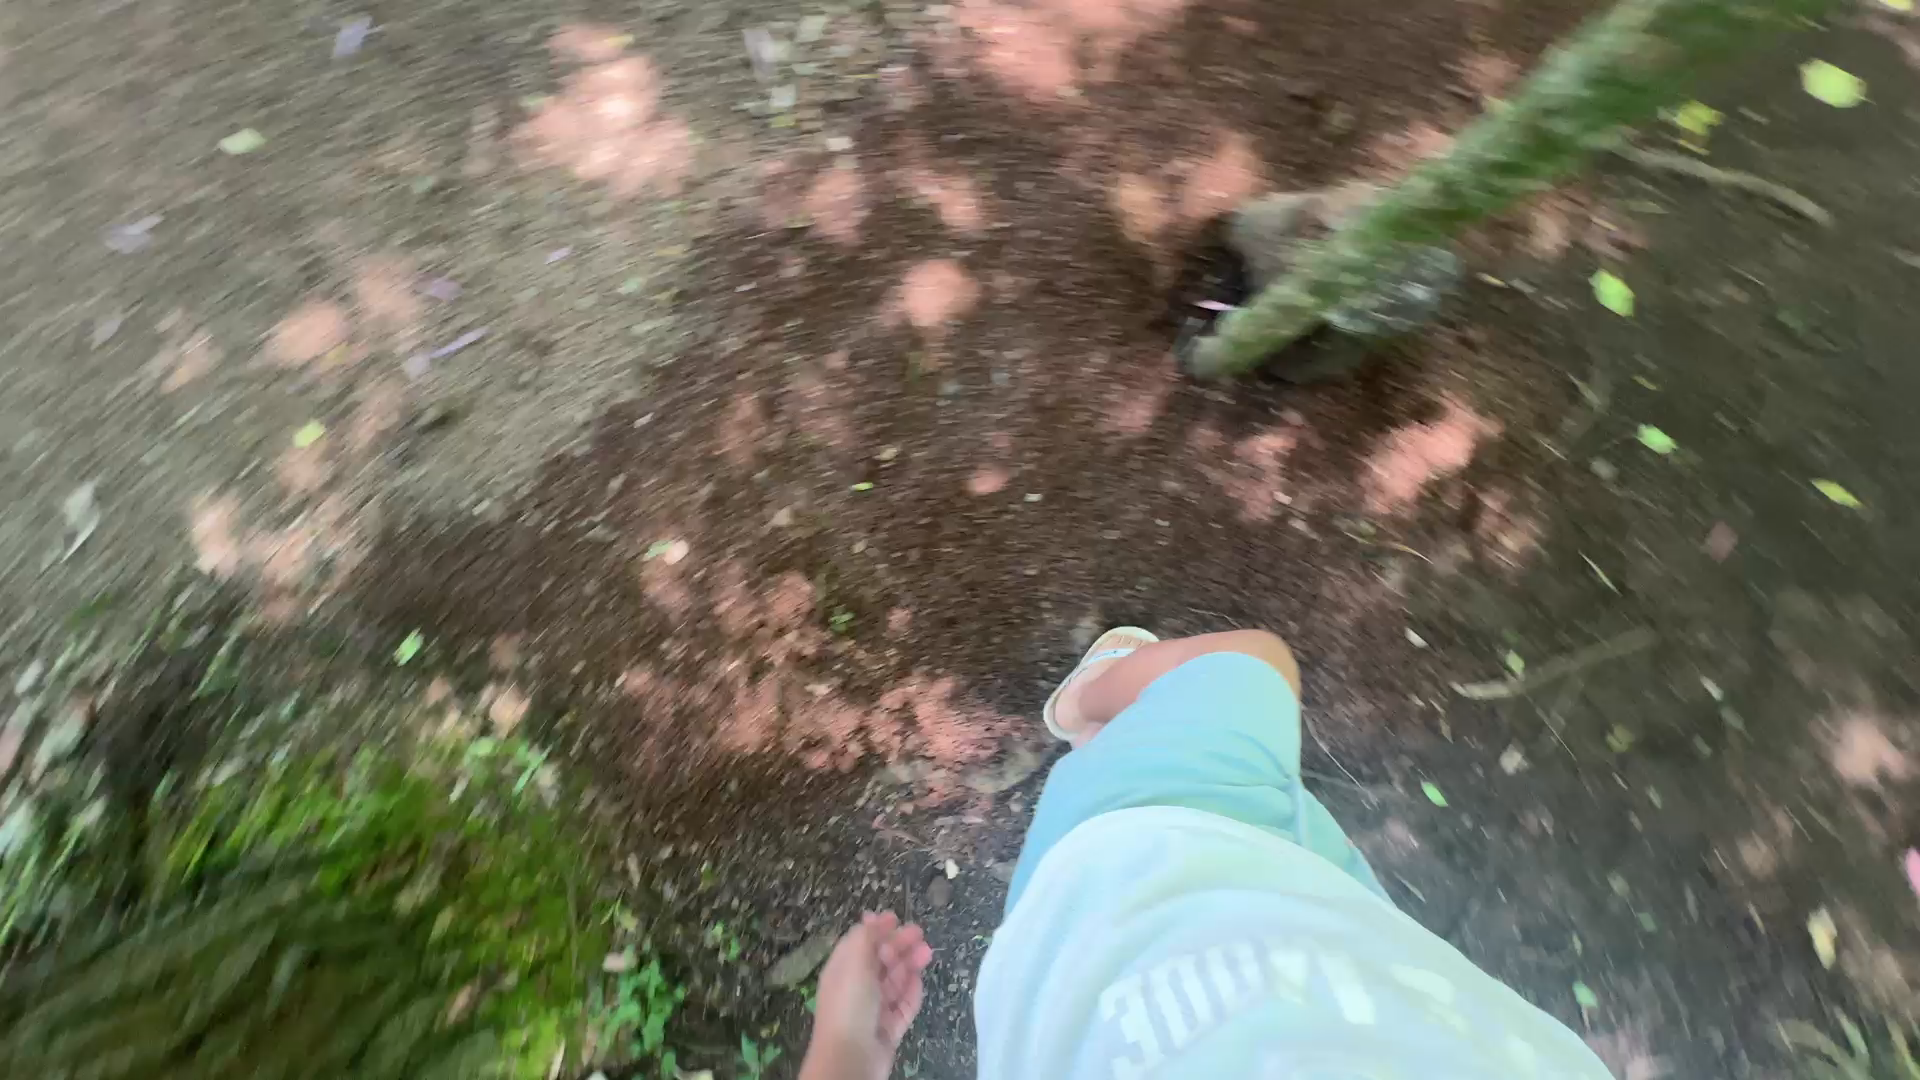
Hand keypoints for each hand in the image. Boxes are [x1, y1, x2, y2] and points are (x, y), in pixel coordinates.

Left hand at [799, 912, 932, 1079]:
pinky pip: (902, 1007)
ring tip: (927, 952)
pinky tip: (920, 980)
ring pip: (894, 983)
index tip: (894, 917)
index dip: (876, 929)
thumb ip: (866, 936)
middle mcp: (856, 988)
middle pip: (880, 961)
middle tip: (919, 932)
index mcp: (843, 970)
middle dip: (898, 944)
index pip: (859, 943)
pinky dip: (911, 993)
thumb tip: (872, 917)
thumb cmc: (850, 1003)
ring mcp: (872, 1011)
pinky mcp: (887, 1030)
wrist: (850, 1060)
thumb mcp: (855, 960)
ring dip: (909, 965)